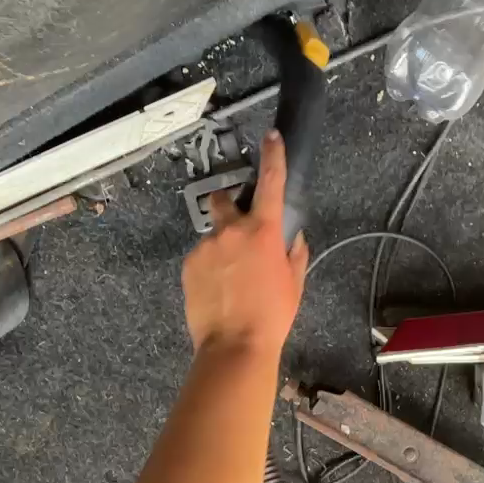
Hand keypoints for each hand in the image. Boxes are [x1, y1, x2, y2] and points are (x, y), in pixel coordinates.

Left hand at [182, 130, 309, 355]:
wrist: (235, 345)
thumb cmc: (272, 316)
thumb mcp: (294, 284)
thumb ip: (294, 254)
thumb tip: (292, 238)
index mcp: (263, 231)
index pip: (271, 183)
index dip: (273, 156)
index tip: (271, 137)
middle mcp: (231, 230)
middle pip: (222, 199)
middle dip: (228, 206)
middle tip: (237, 231)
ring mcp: (206, 246)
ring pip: (213, 234)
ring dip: (221, 245)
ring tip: (229, 278)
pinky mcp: (189, 264)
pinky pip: (201, 257)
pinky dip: (209, 267)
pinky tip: (218, 291)